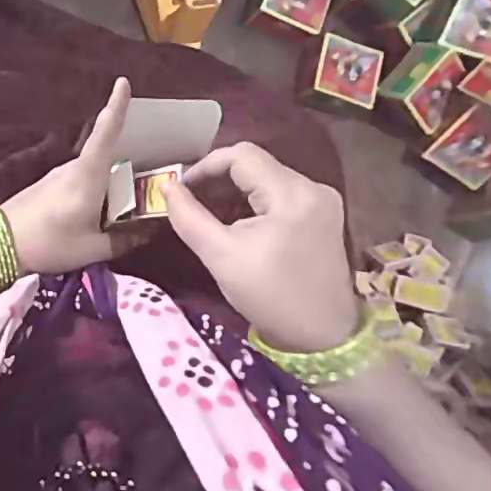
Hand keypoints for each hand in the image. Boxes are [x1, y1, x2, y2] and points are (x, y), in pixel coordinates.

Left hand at [2, 77, 147, 275]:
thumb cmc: (49, 243)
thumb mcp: (92, 249)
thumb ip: (123, 240)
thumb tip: (148, 232)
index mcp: (87, 176)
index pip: (105, 134)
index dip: (116, 107)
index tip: (123, 82)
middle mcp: (73, 168)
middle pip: (106, 160)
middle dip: (125, 176)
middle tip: (139, 203)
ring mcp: (57, 176)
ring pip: (93, 176)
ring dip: (106, 192)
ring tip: (110, 223)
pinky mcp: (47, 186)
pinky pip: (79, 184)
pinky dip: (91, 198)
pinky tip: (87, 223)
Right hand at [162, 142, 358, 351]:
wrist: (321, 335)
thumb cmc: (269, 296)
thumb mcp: (221, 257)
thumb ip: (189, 217)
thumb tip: (167, 186)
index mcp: (291, 194)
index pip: (241, 155)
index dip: (205, 167)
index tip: (182, 190)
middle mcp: (313, 187)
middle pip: (255, 164)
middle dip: (218, 180)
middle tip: (192, 205)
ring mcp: (322, 200)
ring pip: (267, 177)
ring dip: (235, 191)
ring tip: (211, 217)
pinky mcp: (323, 214)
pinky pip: (280, 193)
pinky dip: (254, 202)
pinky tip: (238, 225)